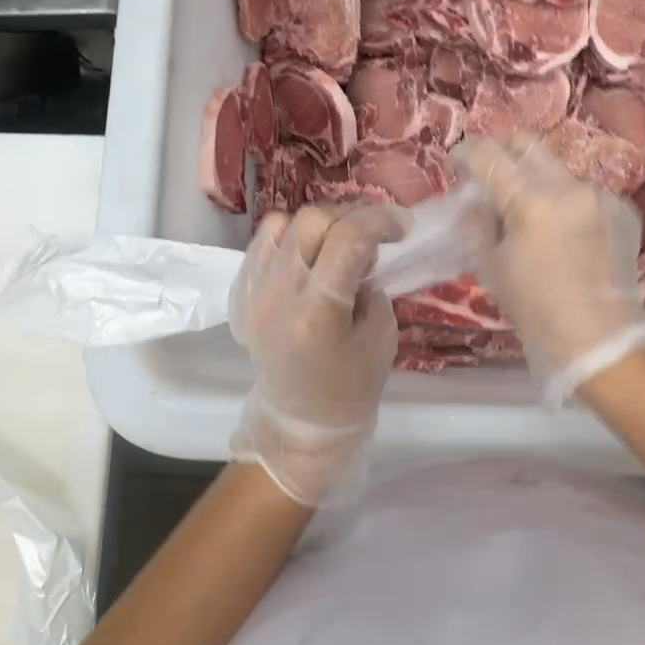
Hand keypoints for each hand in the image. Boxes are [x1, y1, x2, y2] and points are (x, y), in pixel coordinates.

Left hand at [229, 203, 405, 505]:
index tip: (402, 227)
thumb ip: (373, 286)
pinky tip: (310, 260)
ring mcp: (253, 292)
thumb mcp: (381, 337)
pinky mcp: (241, 293)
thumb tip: (364, 254)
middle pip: (314, 220)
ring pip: (284, 223)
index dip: (381, 220)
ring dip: (319, 226)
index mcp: (317, 312)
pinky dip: (291, 240)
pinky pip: (263, 243)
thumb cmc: (349, 390)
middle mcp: (278, 293)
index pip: (348, 238)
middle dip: (352, 219)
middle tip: (373, 240)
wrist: (298, 425)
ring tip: (338, 248)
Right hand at [453, 133, 644, 404]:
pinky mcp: (622, 210)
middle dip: (505, 155)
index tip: (458, 161)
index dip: (467, 152)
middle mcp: (569, 188)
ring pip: (558, 170)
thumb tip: (478, 203)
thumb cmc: (535, 310)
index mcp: (531, 202)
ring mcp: (600, 196)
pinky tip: (567, 235)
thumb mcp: (491, 268)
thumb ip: (479, 225)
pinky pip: (586, 193)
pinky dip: (569, 205)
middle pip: (528, 144)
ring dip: (539, 182)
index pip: (490, 155)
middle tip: (494, 179)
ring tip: (533, 215)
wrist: (599, 340)